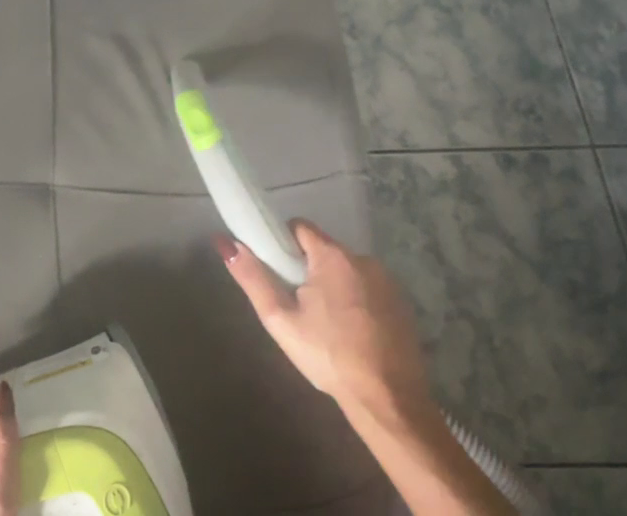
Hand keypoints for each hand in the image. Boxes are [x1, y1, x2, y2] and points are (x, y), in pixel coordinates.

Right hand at [217, 220, 432, 417]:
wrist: (386, 397)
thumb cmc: (327, 354)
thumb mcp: (280, 318)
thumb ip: (252, 277)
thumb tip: (224, 242)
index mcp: (332, 256)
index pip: (299, 228)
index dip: (283, 244)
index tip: (278, 272)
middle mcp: (363, 259)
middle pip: (324, 250)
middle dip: (308, 269)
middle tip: (298, 306)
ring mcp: (388, 281)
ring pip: (347, 271)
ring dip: (333, 285)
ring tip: (325, 324)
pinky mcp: (403, 303)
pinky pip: (369, 288)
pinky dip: (357, 300)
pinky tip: (352, 332)